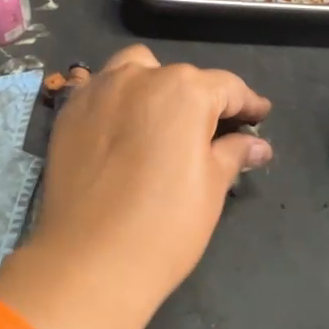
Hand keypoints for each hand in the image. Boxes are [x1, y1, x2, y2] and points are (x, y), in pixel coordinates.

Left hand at [28, 45, 272, 314]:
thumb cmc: (165, 226)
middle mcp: (141, 77)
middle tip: (210, 132)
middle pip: (179, 77)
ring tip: (160, 119)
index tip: (259, 115)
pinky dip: (114, 98)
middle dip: (198, 99)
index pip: (226, 87)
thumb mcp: (211, 188)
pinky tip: (119, 126)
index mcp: (185, 91)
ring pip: (135, 69)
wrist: (90, 259)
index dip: (247, 103)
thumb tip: (257, 144)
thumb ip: (233, 153)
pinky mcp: (69, 110)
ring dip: (153, 85)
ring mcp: (100, 90)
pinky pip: (98, 89)